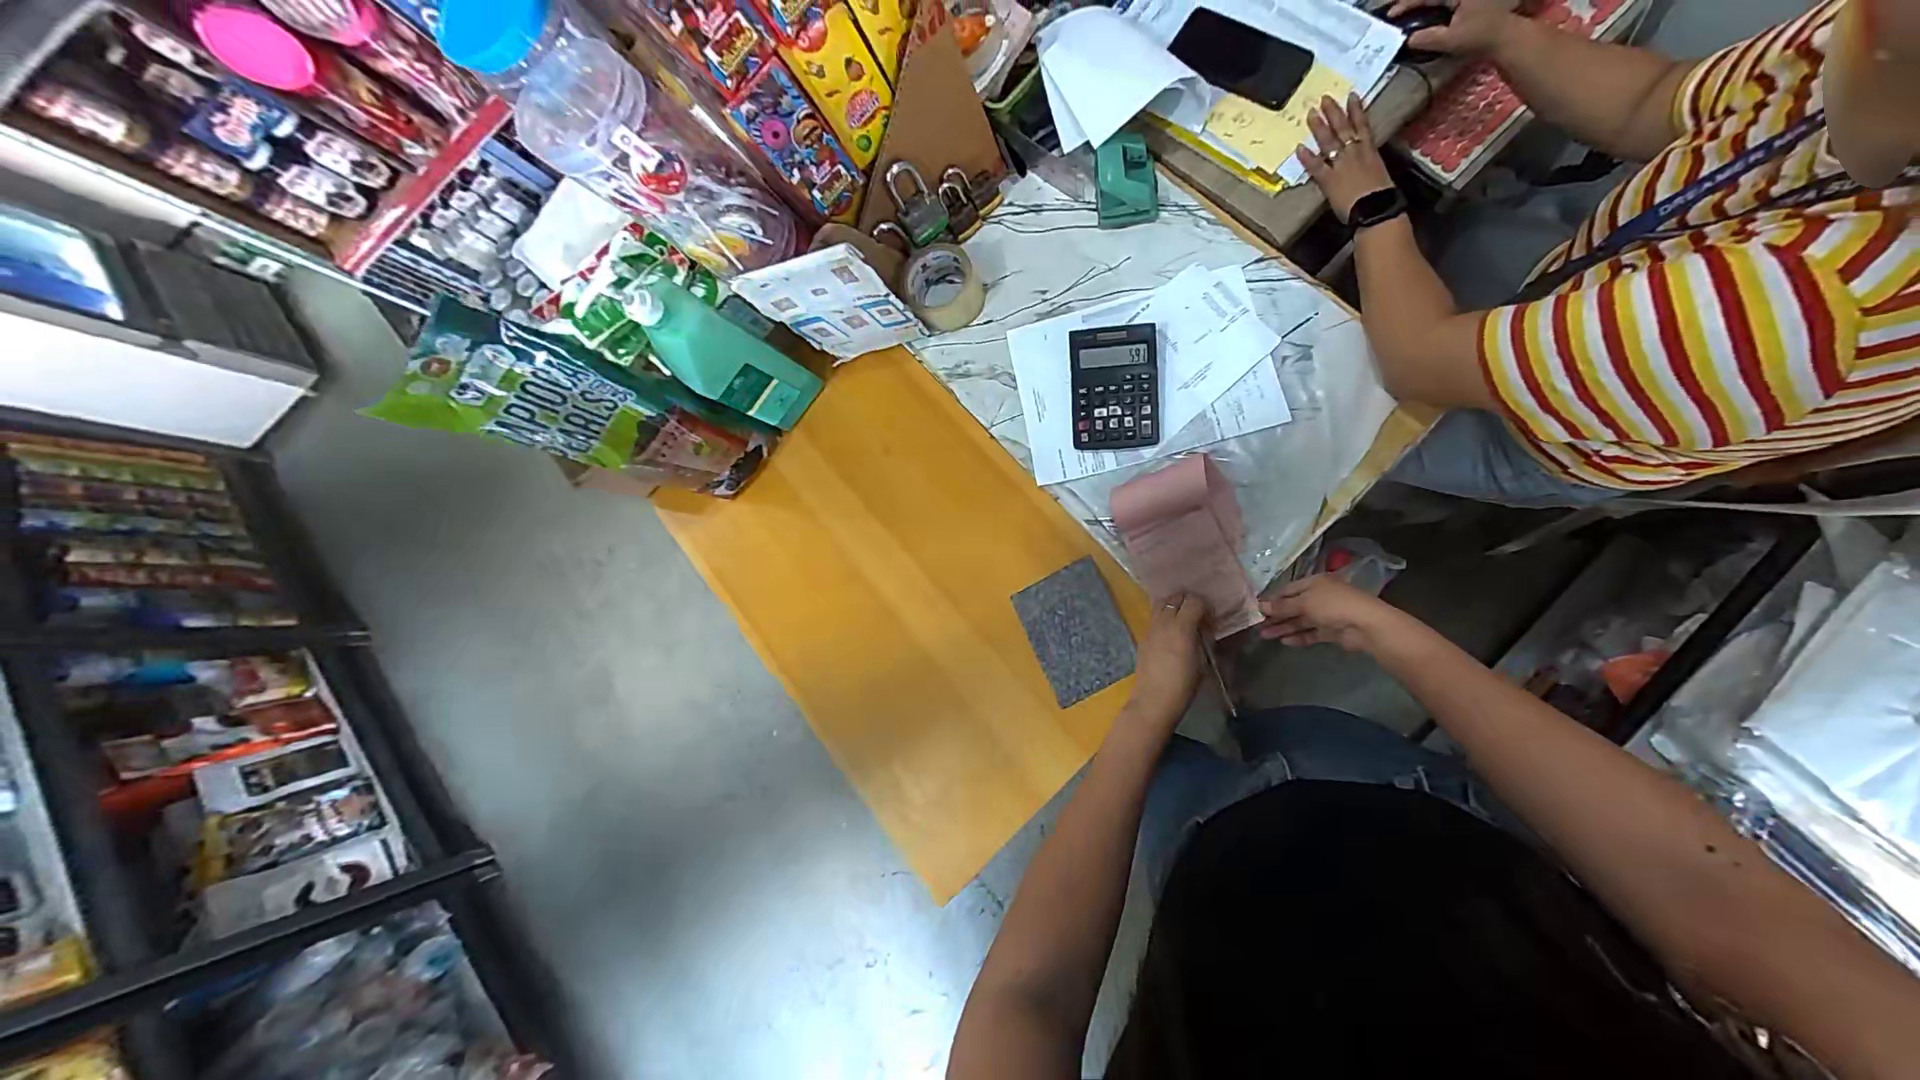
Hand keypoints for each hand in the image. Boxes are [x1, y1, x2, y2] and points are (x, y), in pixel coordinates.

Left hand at [1127, 593, 1206, 726]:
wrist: (1154, 700)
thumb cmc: (1184, 685)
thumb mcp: (1203, 662)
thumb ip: (1204, 639)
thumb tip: (1205, 629)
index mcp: (1181, 628)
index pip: (1194, 601)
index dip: (1205, 606)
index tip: (1210, 619)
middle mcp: (1163, 623)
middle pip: (1175, 597)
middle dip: (1188, 601)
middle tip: (1198, 615)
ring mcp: (1150, 629)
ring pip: (1161, 604)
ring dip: (1174, 606)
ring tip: (1183, 620)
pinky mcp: (1143, 637)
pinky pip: (1154, 618)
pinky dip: (1164, 617)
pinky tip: (1170, 633)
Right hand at [1257, 575, 1400, 651]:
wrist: (1366, 625)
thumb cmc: (1333, 605)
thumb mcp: (1304, 602)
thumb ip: (1281, 606)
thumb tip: (1260, 605)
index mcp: (1314, 583)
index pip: (1288, 590)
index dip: (1272, 599)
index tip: (1256, 609)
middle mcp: (1320, 597)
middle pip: (1293, 606)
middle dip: (1275, 615)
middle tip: (1257, 624)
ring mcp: (1327, 614)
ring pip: (1300, 621)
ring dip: (1283, 627)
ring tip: (1265, 635)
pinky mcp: (1332, 631)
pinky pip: (1311, 633)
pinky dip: (1298, 637)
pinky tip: (1284, 642)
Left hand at [1295, 94, 1394, 224]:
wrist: (1375, 208)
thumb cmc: (1381, 195)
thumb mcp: (1378, 171)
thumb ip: (1369, 163)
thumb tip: (1364, 164)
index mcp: (1370, 150)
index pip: (1363, 125)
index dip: (1356, 109)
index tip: (1351, 96)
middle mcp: (1355, 152)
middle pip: (1343, 128)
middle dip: (1333, 112)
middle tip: (1324, 99)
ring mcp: (1341, 164)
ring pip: (1329, 141)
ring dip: (1319, 127)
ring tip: (1311, 114)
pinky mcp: (1329, 180)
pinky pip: (1315, 166)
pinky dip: (1307, 157)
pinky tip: (1299, 148)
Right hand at [1384, 0, 1521, 58]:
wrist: (1505, 35)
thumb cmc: (1479, 36)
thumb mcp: (1450, 40)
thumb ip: (1426, 38)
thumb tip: (1407, 39)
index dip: (1407, 4)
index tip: (1391, 15)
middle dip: (1413, 3)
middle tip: (1395, 11)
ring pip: (1438, 0)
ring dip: (1422, 5)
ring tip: (1406, 11)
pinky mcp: (1469, 2)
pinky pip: (1444, 2)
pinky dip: (1432, 6)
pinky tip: (1422, 12)